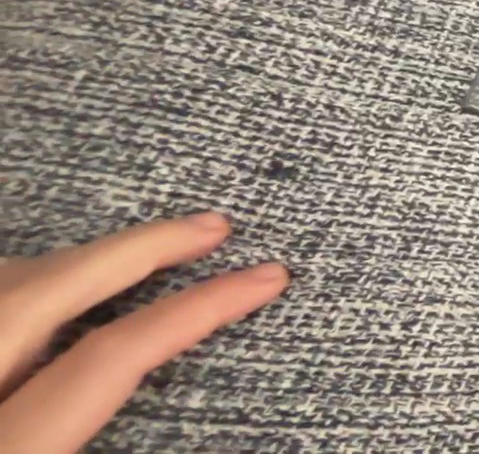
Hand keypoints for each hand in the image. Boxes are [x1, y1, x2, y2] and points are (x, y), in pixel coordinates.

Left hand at [0, 213, 287, 453]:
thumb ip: (136, 436)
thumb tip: (245, 430)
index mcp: (5, 445)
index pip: (115, 354)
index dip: (200, 306)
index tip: (270, 277)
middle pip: (40, 293)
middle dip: (138, 249)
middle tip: (214, 228)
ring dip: (69, 258)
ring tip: (135, 249)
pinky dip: (18, 279)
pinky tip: (42, 282)